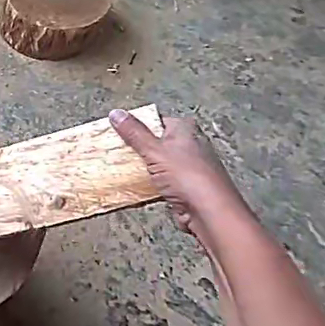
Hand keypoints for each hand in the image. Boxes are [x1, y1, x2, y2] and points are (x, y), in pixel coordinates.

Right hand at [107, 109, 250, 237]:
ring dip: (142, 170)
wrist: (209, 212)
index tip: (117, 133)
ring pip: (158, 164)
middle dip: (137, 150)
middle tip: (115, 153)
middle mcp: (189, 145)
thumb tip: (115, 113)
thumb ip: (134, 133)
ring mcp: (188, 168)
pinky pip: (162, 183)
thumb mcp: (154, 151)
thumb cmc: (186, 175)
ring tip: (121, 171)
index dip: (136, 126)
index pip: (155, 120)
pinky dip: (150, 186)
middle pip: (155, 143)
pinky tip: (135, 189)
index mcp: (184, 129)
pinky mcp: (185, 188)